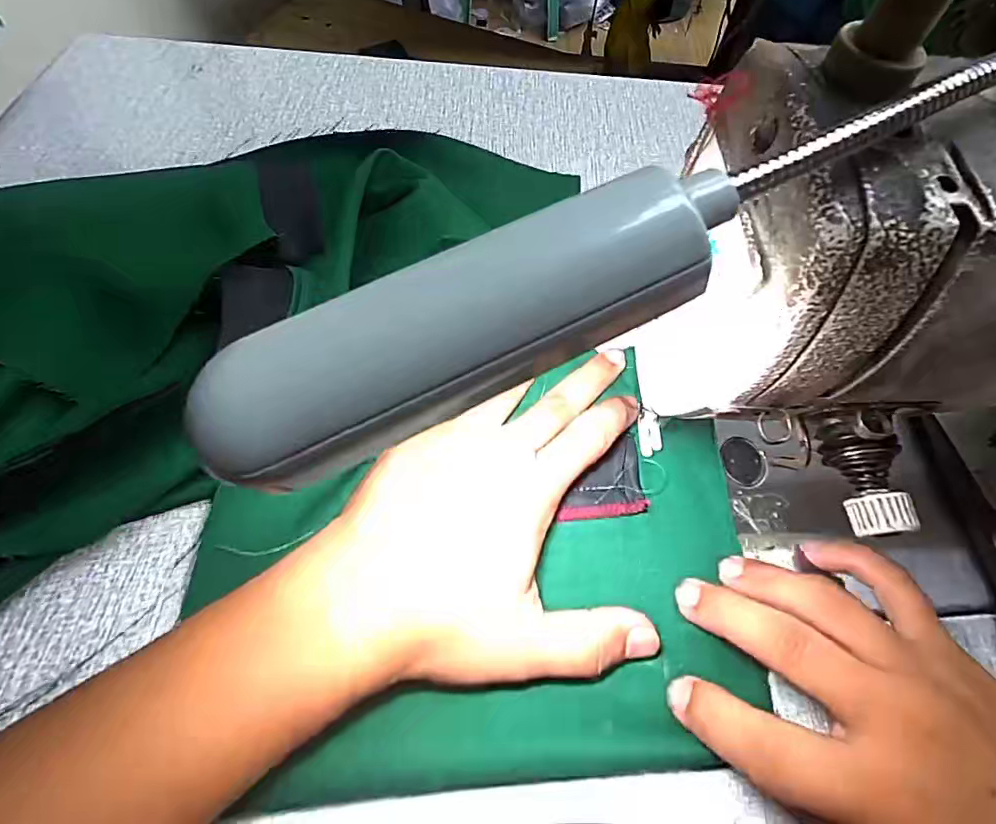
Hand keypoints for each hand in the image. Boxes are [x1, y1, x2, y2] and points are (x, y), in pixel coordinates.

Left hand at [264, 350, 656, 689]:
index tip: (629, 400)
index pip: (586, 440)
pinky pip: (462, 402)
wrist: (348, 601)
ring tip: (556, 353)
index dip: (613, 416)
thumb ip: (589, 641)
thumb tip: (647, 637)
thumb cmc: (434, 621)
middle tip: (609, 357)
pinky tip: (484, 389)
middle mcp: (497, 455)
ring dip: (539, 373)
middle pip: (555, 404)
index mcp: (529, 491)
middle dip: (588, 378)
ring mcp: (454, 441)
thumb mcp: (522, 642)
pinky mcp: (418, 441)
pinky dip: (485, 390)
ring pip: (508, 394)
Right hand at [666, 541, 995, 823]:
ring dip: (771, 580)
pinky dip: (849, 558)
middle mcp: (885, 711)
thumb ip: (811, 793)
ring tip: (731, 567)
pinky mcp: (939, 641)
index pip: (769, 746)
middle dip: (728, 617)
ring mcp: (914, 664)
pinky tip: (816, 547)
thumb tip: (751, 745)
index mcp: (869, 785)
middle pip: (787, 649)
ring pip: (826, 604)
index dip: (716, 716)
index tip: (679, 689)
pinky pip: (889, 583)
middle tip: (688, 595)